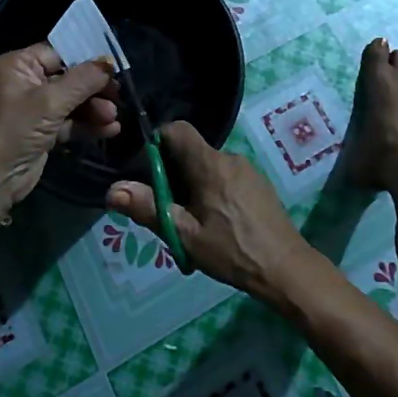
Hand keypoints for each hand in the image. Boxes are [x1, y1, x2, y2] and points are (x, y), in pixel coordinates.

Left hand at [0, 44, 117, 217]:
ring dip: (94, 108)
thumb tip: (110, 61)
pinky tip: (110, 129)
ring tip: (113, 117)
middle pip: (69, 76)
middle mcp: (24, 82)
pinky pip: (70, 120)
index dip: (88, 58)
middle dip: (94, 88)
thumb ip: (84, 79)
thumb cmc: (14, 132)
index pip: (59, 52)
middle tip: (118, 95)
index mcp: (18, 66)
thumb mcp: (51, 102)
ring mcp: (33, 108)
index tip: (115, 66)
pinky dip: (88, 124)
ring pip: (72, 100)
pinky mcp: (41, 130)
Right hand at [106, 121, 319, 302]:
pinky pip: (227, 177)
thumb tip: (113, 189)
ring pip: (209, 167)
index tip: (147, 169)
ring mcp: (248, 169)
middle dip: (174, 175)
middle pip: (192, 153)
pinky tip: (218, 224)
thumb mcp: (184, 234)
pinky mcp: (259, 183)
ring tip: (192, 224)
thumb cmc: (231, 251)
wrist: (284, 267)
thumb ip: (149, 208)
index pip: (178, 130)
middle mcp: (230, 158)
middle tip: (168, 210)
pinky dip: (214, 192)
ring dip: (195, 187)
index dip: (158, 141)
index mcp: (210, 164)